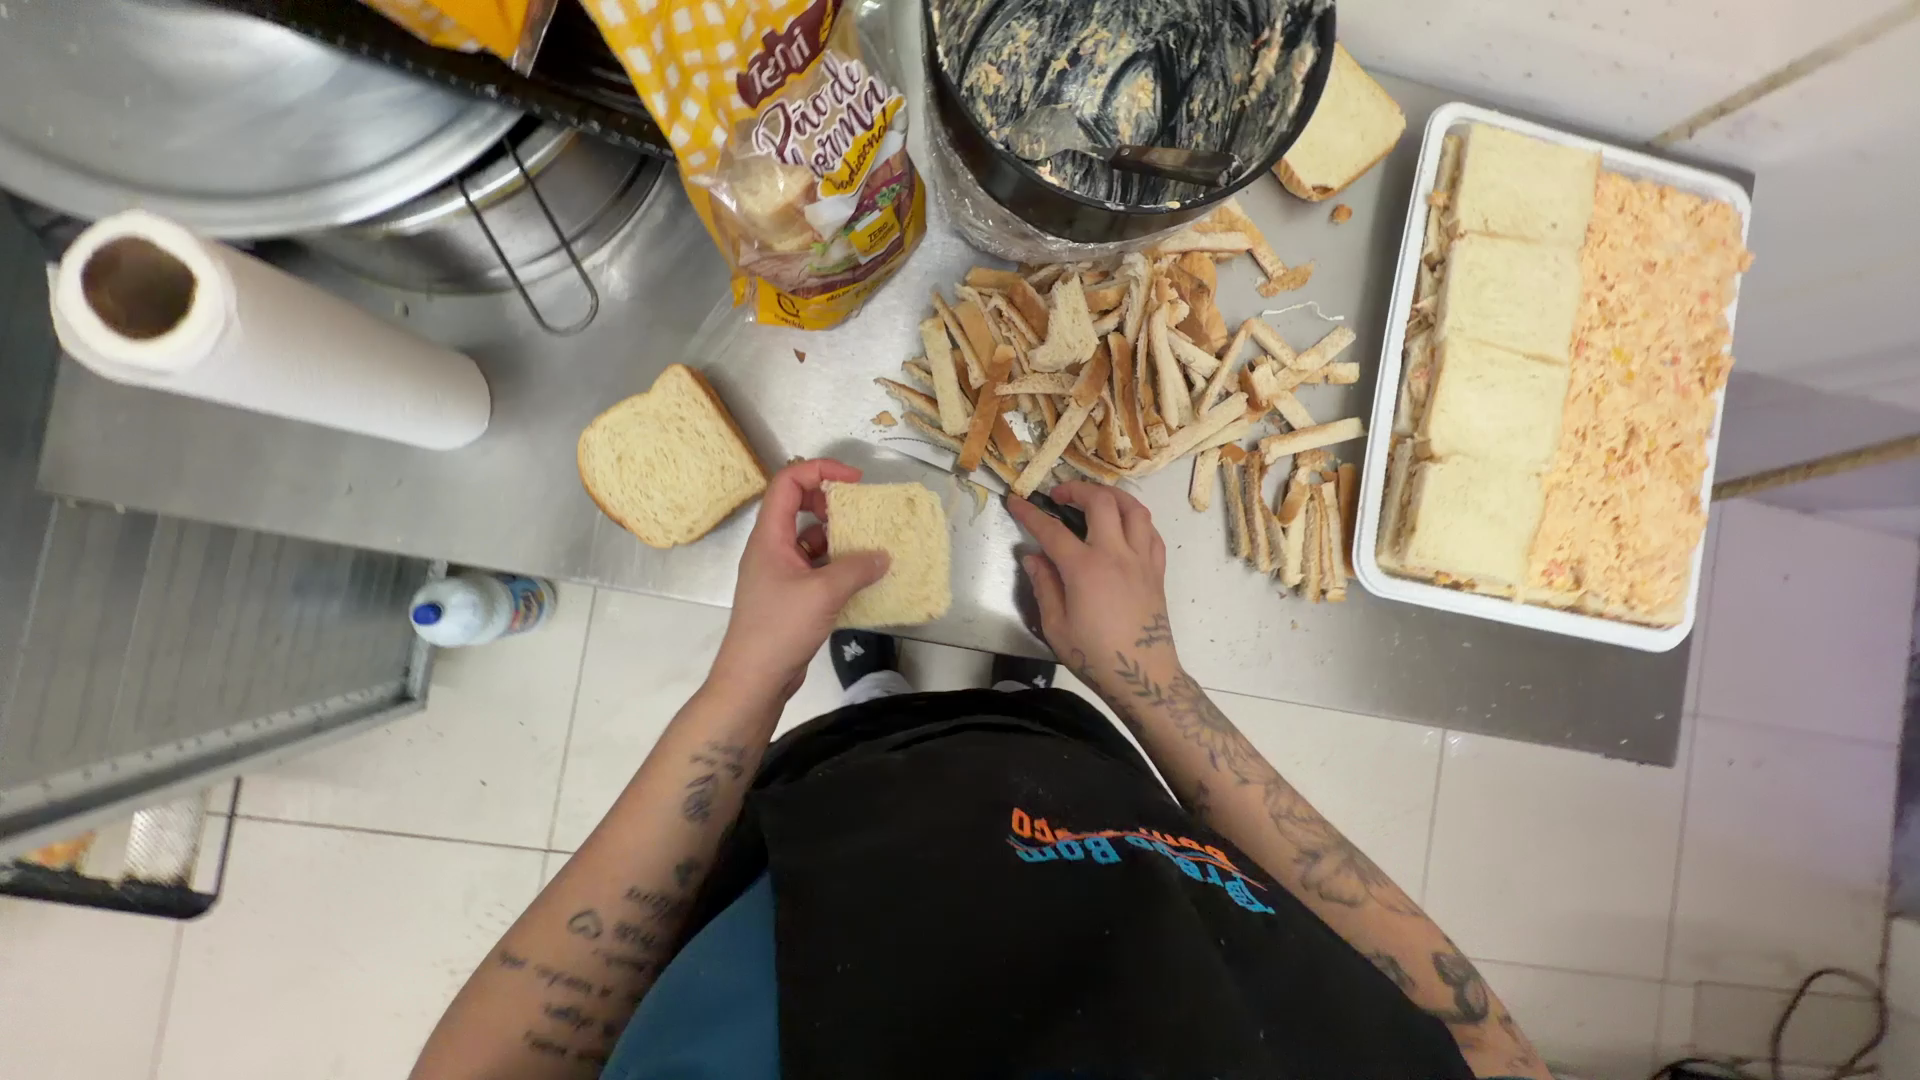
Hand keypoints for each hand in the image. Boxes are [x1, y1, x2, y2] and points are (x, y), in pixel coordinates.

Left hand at [713, 459, 888, 701]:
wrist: (753, 679)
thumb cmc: (779, 628)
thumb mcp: (824, 593)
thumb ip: (857, 568)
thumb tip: (884, 556)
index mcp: (770, 537)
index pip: (788, 483)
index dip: (820, 471)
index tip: (854, 481)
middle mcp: (771, 549)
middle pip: (798, 506)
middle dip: (831, 503)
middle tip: (861, 513)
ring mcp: (780, 573)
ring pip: (810, 540)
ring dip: (838, 538)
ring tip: (869, 546)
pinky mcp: (789, 596)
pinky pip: (816, 568)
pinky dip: (838, 567)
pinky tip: (861, 578)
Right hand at [1007, 482, 1177, 694]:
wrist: (1143, 676)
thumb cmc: (1095, 655)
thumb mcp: (1056, 626)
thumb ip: (1044, 586)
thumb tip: (1033, 558)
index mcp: (1085, 568)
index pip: (1052, 530)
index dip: (1031, 513)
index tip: (1016, 501)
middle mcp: (1116, 554)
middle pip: (1101, 502)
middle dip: (1077, 489)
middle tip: (1060, 495)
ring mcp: (1141, 560)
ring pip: (1134, 509)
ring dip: (1112, 496)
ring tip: (1095, 499)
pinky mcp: (1157, 571)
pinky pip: (1151, 532)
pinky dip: (1135, 520)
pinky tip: (1123, 526)